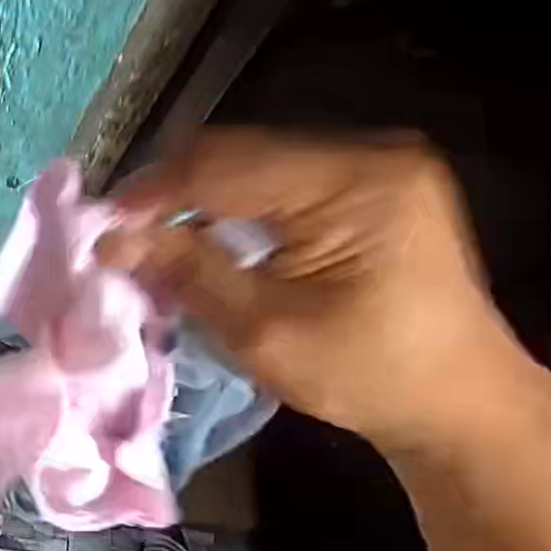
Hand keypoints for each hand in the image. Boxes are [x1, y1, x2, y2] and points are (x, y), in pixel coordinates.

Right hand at [98, 128, 520, 446]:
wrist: (453, 398)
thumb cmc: (360, 369)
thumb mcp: (258, 326)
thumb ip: (185, 271)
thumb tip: (109, 241)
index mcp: (356, 184)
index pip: (223, 166)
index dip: (149, 195)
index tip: (98, 233)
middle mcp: (367, 156)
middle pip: (233, 152)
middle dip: (164, 194)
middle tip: (118, 240)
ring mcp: (368, 168)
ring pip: (242, 163)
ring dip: (186, 201)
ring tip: (146, 242)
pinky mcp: (360, 188)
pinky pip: (265, 182)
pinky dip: (217, 208)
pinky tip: (193, 239)